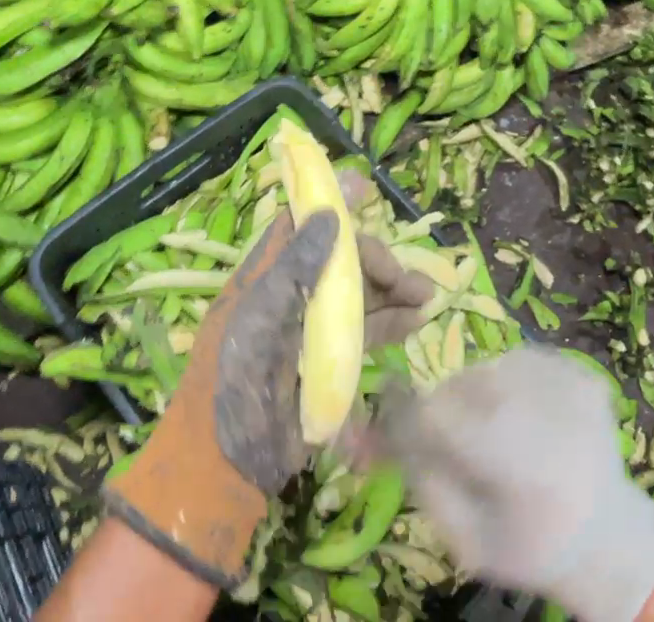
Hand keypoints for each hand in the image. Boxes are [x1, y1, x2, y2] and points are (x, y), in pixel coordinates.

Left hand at [105, 175, 435, 587]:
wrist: (227, 464)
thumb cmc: (232, 383)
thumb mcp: (259, 318)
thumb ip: (295, 265)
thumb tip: (330, 213)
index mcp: (264, 278)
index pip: (299, 227)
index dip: (329, 206)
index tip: (365, 189)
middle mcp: (290, 296)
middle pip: (339, 262)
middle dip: (377, 262)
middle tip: (412, 282)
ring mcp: (311, 331)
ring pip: (357, 296)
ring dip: (391, 291)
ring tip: (426, 297)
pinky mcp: (329, 364)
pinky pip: (364, 332)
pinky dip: (390, 323)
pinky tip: (416, 319)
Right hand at [376, 347, 653, 621]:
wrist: (609, 537)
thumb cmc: (529, 545)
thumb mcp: (466, 539)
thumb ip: (423, 482)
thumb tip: (375, 431)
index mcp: (523, 467)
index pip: (440, 413)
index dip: (418, 423)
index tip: (416, 441)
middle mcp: (551, 416)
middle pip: (465, 383)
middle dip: (448, 409)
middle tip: (457, 445)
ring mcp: (573, 387)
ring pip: (489, 366)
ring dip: (477, 392)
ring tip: (494, 433)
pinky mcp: (584, 373)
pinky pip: (521, 360)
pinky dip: (509, 382)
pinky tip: (523, 417)